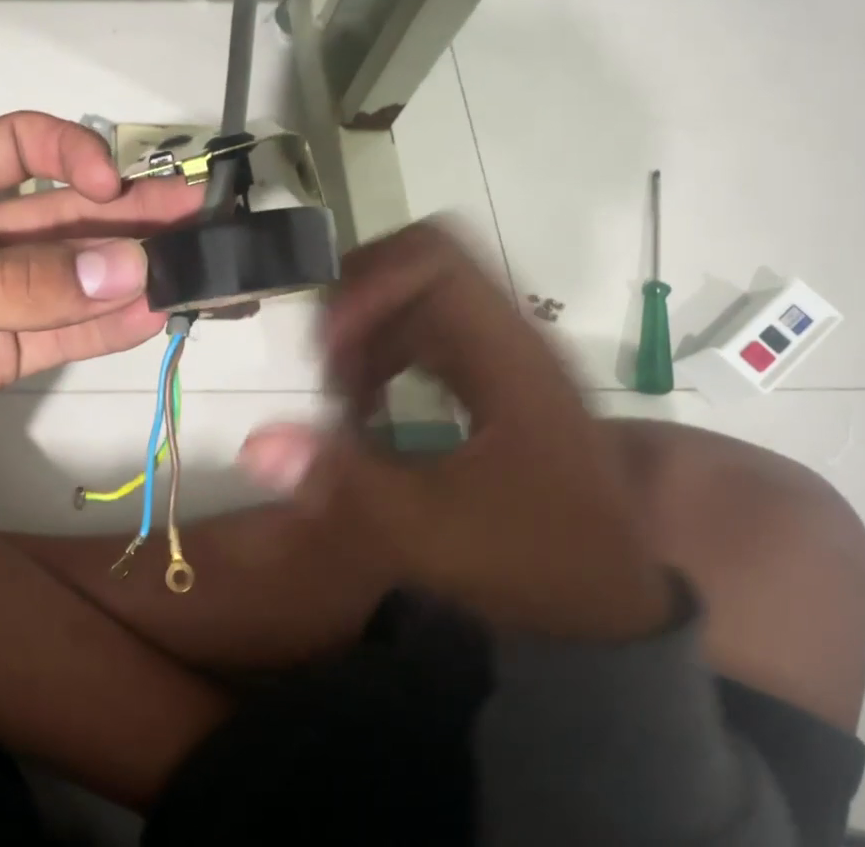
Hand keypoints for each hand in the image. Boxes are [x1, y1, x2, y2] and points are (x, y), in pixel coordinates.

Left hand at [0, 111, 201, 484]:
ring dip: (128, 271)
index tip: (112, 189)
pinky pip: (60, 332)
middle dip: (125, 214)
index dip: (69, 155)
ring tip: (196, 267)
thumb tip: (127, 268)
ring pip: (69, 275)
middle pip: (58, 213)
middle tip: (197, 215)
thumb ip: (14, 287)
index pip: (14, 147)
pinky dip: (104, 326)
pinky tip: (154, 316)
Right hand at [234, 221, 671, 640]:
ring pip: (418, 301)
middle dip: (355, 308)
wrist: (610, 604)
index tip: (327, 351)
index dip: (366, 285)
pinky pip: (427, 335)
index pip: (433, 259)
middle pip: (418, 268)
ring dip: (365, 335)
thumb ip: (344, 480)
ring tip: (342, 398)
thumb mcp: (430, 530)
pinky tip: (368, 410)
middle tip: (324, 369)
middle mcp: (509, 339)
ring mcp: (505, 358)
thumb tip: (253, 443)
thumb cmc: (534, 563)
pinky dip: (383, 356)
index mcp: (506, 356)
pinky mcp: (497, 381)